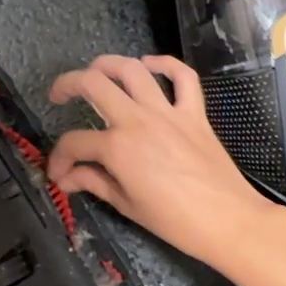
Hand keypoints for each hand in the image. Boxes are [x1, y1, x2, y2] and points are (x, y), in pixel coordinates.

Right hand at [47, 54, 285, 269]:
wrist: (228, 220)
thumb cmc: (174, 220)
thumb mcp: (126, 205)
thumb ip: (93, 183)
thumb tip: (67, 178)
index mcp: (117, 148)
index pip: (74, 143)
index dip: (59, 157)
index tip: (58, 173)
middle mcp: (138, 121)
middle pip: (93, 85)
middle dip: (67, 84)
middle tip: (58, 95)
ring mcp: (168, 113)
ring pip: (132, 70)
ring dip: (107, 64)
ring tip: (94, 70)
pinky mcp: (194, 113)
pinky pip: (182, 77)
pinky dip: (165, 64)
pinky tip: (149, 64)